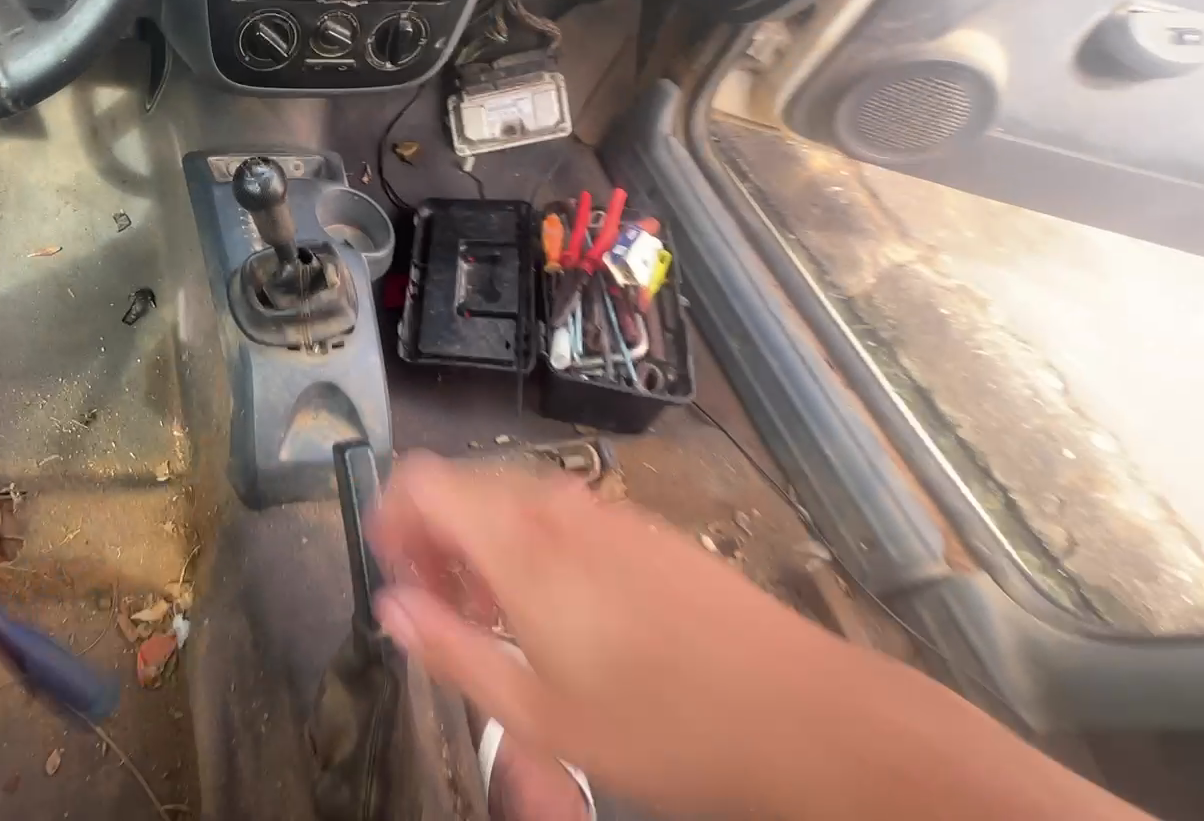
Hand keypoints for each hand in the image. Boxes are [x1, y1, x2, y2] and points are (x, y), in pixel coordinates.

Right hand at [367, 452, 1147, 820]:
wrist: (811, 716)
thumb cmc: (664, 724)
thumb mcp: (540, 711)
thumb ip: (451, 648)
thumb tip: (392, 605)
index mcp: (517, 542)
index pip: (421, 479)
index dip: (392, 514)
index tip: (397, 570)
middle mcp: (555, 506)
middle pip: (460, 486)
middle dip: (432, 537)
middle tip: (439, 606)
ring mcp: (603, 511)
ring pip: (508, 501)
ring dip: (480, 545)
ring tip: (494, 617)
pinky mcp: (640, 526)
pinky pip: (557, 515)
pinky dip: (529, 546)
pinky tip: (557, 610)